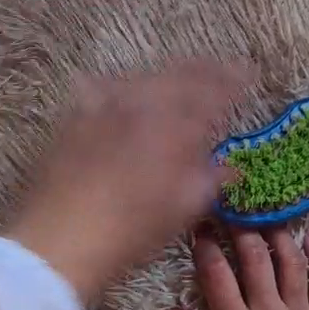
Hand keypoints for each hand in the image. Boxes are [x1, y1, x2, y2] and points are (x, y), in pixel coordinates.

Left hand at [6, 60, 251, 304]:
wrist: (59, 239)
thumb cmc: (130, 231)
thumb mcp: (182, 209)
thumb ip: (210, 180)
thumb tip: (230, 167)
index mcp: (175, 125)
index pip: (214, 91)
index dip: (234, 81)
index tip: (249, 76)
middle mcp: (141, 104)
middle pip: (180, 75)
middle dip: (205, 71)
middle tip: (223, 70)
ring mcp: (103, 105)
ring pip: (143, 77)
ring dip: (168, 77)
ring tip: (181, 81)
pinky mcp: (74, 115)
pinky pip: (105, 87)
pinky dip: (125, 86)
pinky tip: (127, 93)